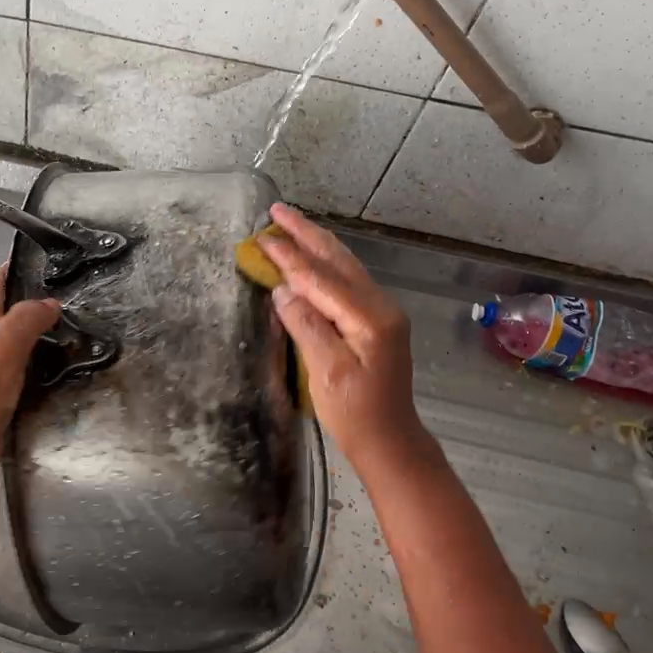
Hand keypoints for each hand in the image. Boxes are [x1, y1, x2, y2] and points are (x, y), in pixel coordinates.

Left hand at [0, 265, 61, 475]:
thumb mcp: (4, 350)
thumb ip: (26, 321)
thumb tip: (51, 302)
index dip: (15, 270)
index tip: (46, 261)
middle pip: (3, 308)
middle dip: (29, 298)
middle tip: (66, 292)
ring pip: (10, 334)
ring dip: (32, 326)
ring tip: (64, 321)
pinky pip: (14, 359)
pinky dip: (31, 352)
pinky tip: (49, 357)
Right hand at [257, 203, 422, 453]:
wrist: (390, 441)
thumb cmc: (356, 414)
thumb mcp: (327, 374)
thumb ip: (307, 327)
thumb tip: (284, 290)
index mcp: (370, 319)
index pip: (322, 278)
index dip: (289, 256)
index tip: (262, 236)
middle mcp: (381, 307)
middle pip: (338, 261)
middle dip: (306, 234)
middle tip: (276, 210)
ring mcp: (382, 312)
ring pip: (345, 267)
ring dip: (315, 244)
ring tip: (290, 224)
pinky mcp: (376, 321)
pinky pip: (347, 281)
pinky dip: (324, 264)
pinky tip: (311, 257)